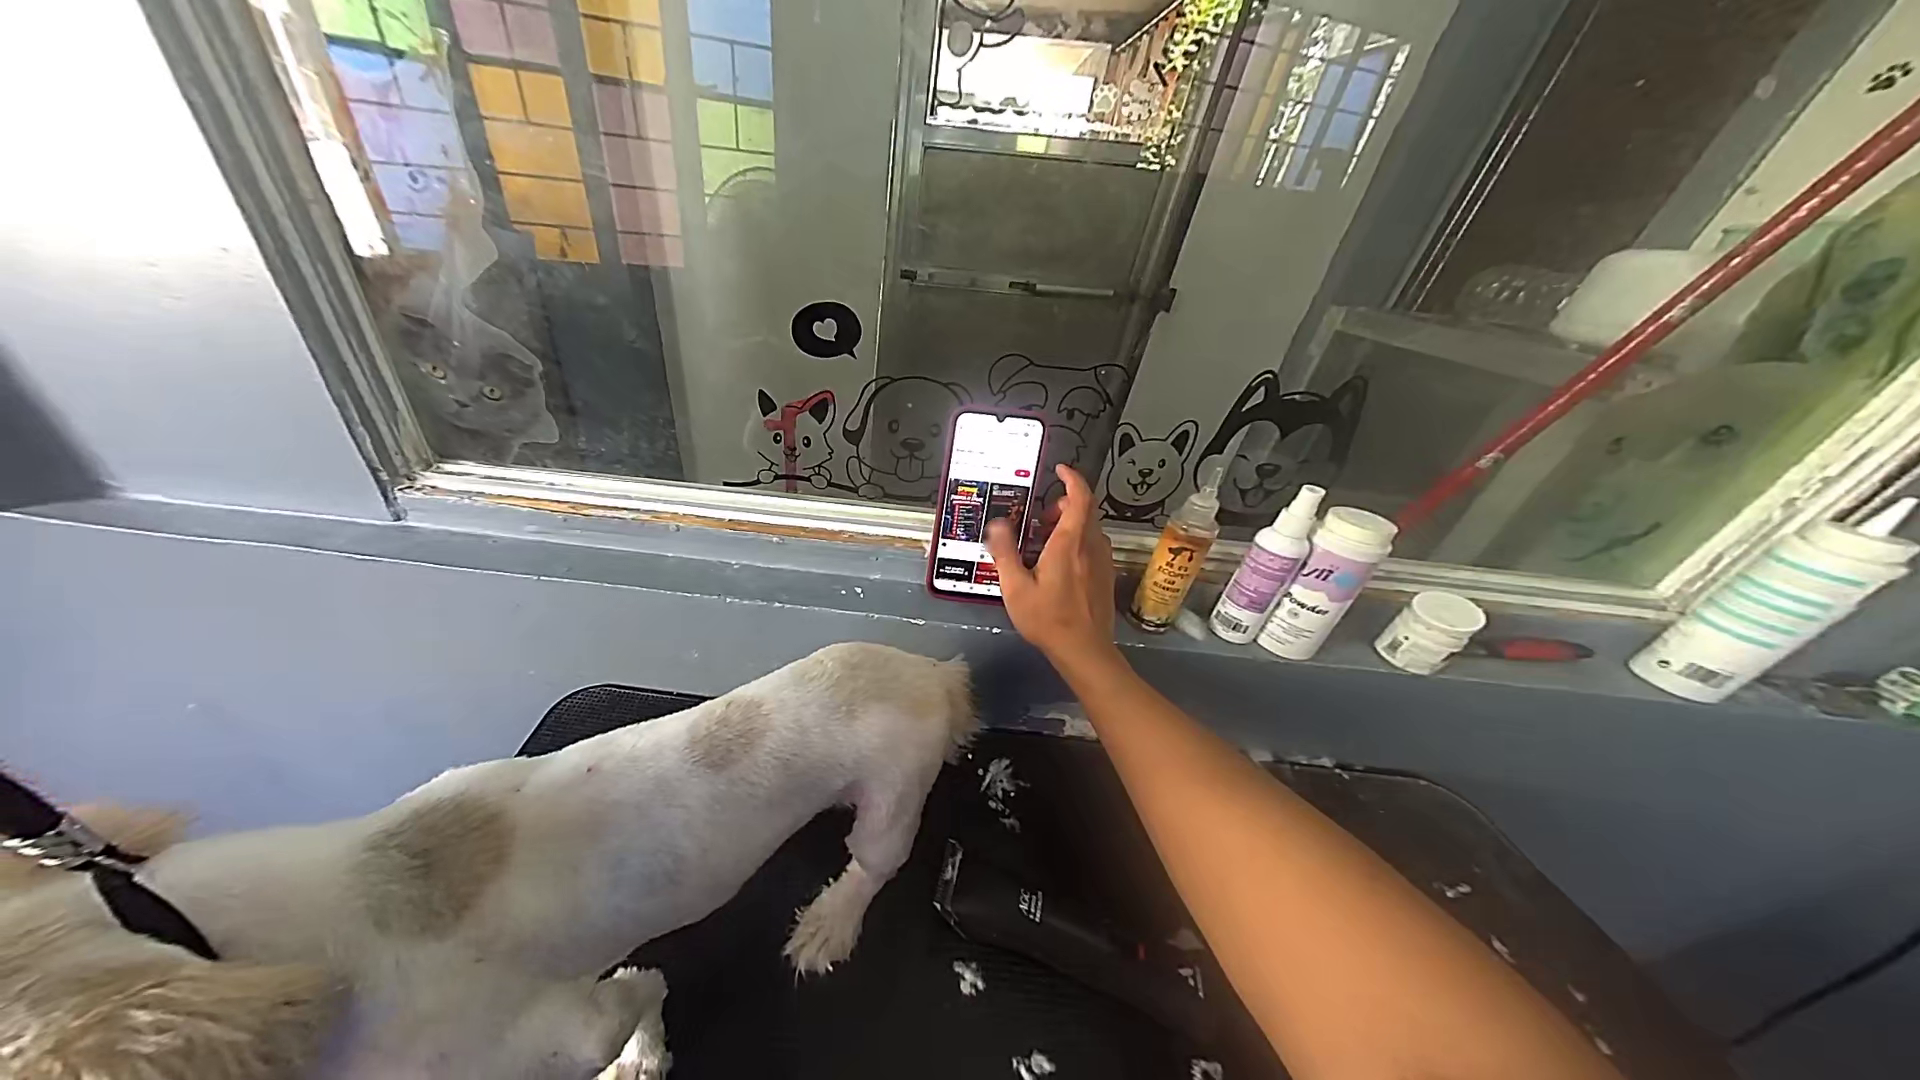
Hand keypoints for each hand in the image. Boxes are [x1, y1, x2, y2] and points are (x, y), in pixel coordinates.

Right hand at [985, 465, 1120, 672]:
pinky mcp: (1106, 574)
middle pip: (1084, 510)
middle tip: (1039, 520)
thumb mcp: (1016, 587)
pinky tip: (1058, 564)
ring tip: (1043, 544)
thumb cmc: (1048, 619)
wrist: (1084, 650)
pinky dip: (1077, 541)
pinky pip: (1093, 545)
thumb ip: (1005, 552)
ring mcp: (1102, 560)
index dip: (1072, 478)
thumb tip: (998, 524)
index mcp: (1070, 543)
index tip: (1059, 470)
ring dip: (1069, 525)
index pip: (1080, 497)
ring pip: (1089, 528)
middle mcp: (1091, 546)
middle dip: (1062, 506)